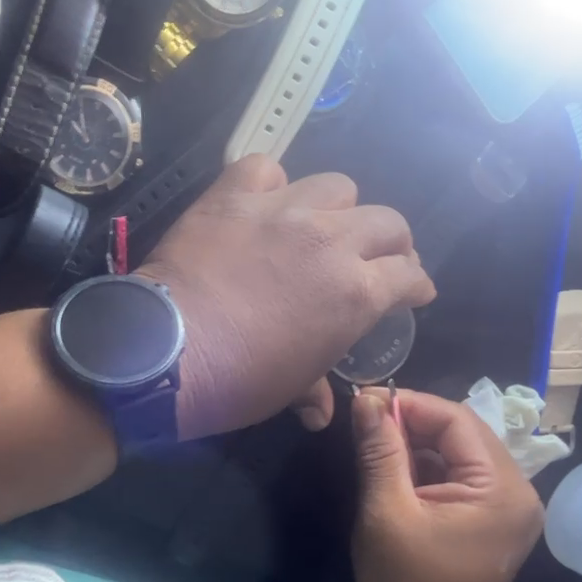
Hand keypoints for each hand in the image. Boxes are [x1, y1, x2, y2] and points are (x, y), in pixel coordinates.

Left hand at [136, 155, 433, 440]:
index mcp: (356, 293)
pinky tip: (266, 203)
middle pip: (387, 222)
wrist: (166, 356)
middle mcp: (331, 240)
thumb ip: (314, 387)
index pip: (408, 275)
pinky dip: (272, 184)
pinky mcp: (234, 197)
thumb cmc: (236, 383)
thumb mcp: (286, 389)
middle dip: (392, 243)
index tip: (413, 291)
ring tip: (322, 226)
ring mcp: (282, 210)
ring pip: (337, 186)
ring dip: (338, 209)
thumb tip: (319, 412)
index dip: (415, 283)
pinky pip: (266, 169)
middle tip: (377, 258)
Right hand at [349, 387, 542, 581]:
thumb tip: (366, 400)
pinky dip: (428, 466)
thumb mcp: (385, 513)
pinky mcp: (495, 516)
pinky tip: (397, 473)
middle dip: (413, 423)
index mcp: (500, 488)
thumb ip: (380, 453)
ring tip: (376, 448)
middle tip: (366, 425)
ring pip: (460, 450)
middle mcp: (518, 489)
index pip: (457, 420)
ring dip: (418, 444)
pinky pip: (461, 473)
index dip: (410, 405)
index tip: (364, 403)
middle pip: (463, 432)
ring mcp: (510, 504)